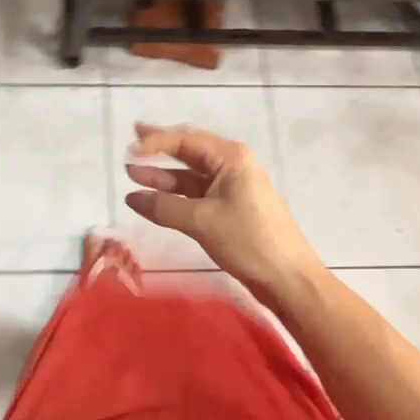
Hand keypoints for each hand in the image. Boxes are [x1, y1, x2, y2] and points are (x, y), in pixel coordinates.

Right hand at [124, 123, 321, 297]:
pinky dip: (175, 196)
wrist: (289, 280)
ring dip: (164, 176)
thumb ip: (164, 207)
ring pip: (191, 175)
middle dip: (159, 150)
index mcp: (230, 157)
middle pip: (189, 151)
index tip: (129, 147)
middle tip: (131, 145)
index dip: (155, 141)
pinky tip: (154, 200)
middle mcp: (231, 165)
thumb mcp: (202, 221)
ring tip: (132, 173)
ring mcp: (232, 188)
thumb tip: (132, 198)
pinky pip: (197, 194)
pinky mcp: (230, 209)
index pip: (185, 139)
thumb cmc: (248, 240)